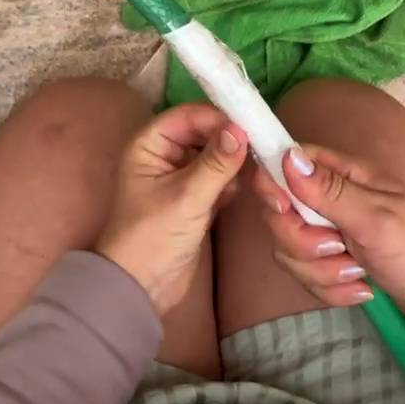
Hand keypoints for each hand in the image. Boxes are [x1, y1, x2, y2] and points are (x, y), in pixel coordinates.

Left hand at [96, 104, 248, 314]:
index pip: (187, 116)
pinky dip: (233, 180)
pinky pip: (219, 179)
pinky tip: (251, 185)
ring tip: (262, 166)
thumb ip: (216, 163)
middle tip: (263, 145)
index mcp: (149, 146)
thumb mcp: (187, 197)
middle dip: (230, 138)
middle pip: (203, 133)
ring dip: (235, 160)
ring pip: (214, 156)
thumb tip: (241, 129)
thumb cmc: (153, 236)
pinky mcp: (195, 200)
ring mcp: (180, 178)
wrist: (141, 287)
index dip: (217, 118)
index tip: (250, 127)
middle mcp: (163, 156)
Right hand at [253, 144, 404, 315]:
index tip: (284, 208)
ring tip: (357, 273)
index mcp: (343, 175)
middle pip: (280, 213)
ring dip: (320, 271)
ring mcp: (327, 231)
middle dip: (302, 242)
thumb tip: (288, 157)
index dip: (275, 184)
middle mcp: (328, 199)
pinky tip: (359, 288)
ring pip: (289, 248)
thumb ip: (330, 191)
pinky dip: (328, 288)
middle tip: (337, 249)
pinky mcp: (327, 260)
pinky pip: (304, 273)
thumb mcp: (377, 218)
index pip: (286, 163)